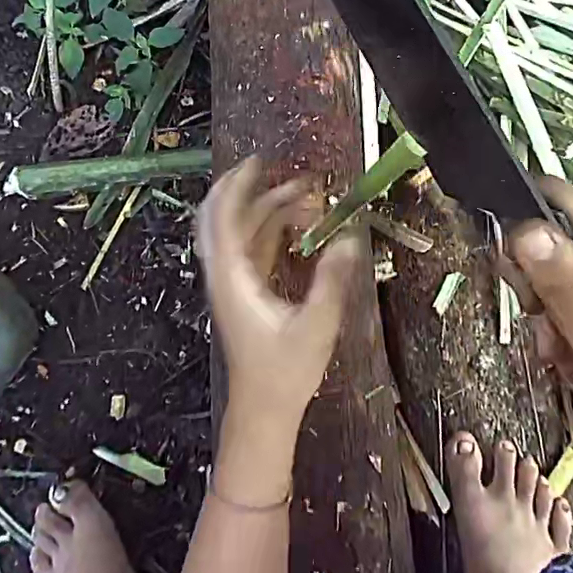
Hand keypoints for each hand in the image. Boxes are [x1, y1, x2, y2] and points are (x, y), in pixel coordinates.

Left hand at [197, 158, 362, 424]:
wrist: (264, 408)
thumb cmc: (284, 370)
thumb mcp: (316, 325)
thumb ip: (332, 280)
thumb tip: (348, 238)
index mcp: (234, 277)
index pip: (224, 219)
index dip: (235, 187)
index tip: (257, 163)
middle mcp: (227, 273)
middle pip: (225, 219)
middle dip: (249, 190)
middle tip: (279, 171)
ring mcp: (234, 282)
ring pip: (242, 231)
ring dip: (267, 210)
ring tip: (304, 197)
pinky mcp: (245, 291)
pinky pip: (252, 247)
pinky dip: (270, 229)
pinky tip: (297, 224)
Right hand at [509, 177, 572, 466]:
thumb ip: (561, 279)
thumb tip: (522, 227)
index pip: (546, 194)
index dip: (519, 230)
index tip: (519, 282)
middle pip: (554, 232)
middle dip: (538, 281)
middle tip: (548, 333)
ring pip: (569, 263)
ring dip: (557, 308)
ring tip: (572, 354)